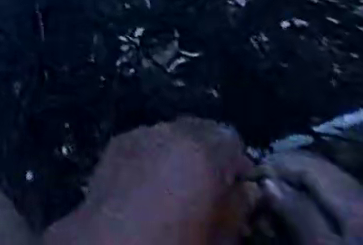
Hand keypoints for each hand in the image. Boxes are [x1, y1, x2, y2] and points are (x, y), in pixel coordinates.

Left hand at [46, 118, 256, 244]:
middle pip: (201, 129)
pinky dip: (156, 155)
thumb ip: (237, 210)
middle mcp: (171, 133)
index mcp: (202, 154)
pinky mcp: (117, 143)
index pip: (232, 139)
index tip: (239, 192)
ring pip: (172, 132)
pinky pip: (146, 141)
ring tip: (179, 189)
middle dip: (211, 154)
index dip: (239, 165)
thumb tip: (245, 191)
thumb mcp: (219, 241)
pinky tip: (150, 187)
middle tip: (212, 190)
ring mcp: (140, 134)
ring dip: (182, 152)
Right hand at [261, 152, 362, 244]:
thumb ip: (299, 215)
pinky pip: (355, 220)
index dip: (275, 164)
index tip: (247, 179)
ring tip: (281, 220)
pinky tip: (314, 235)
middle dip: (290, 184)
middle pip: (325, 179)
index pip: (309, 162)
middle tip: (261, 203)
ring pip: (339, 199)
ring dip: (308, 203)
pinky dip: (329, 220)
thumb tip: (271, 183)